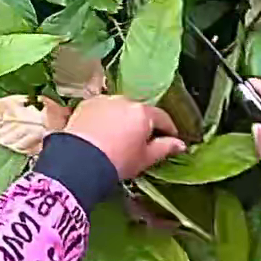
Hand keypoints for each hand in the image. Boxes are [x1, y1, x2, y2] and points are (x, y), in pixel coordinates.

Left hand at [63, 95, 185, 179]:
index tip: (170, 139)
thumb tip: (180, 144)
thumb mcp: (146, 158)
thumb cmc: (118, 160)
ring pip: (119, 108)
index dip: (169, 130)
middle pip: (139, 111)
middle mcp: (123, 100)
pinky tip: (103, 131)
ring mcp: (103, 100)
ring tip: (120, 136)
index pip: (162, 118)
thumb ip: (165, 148)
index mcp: (142, 112)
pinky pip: (101, 109)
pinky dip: (105, 117)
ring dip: (122, 119)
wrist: (80, 159)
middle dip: (142, 123)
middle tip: (142, 140)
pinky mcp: (85, 104)